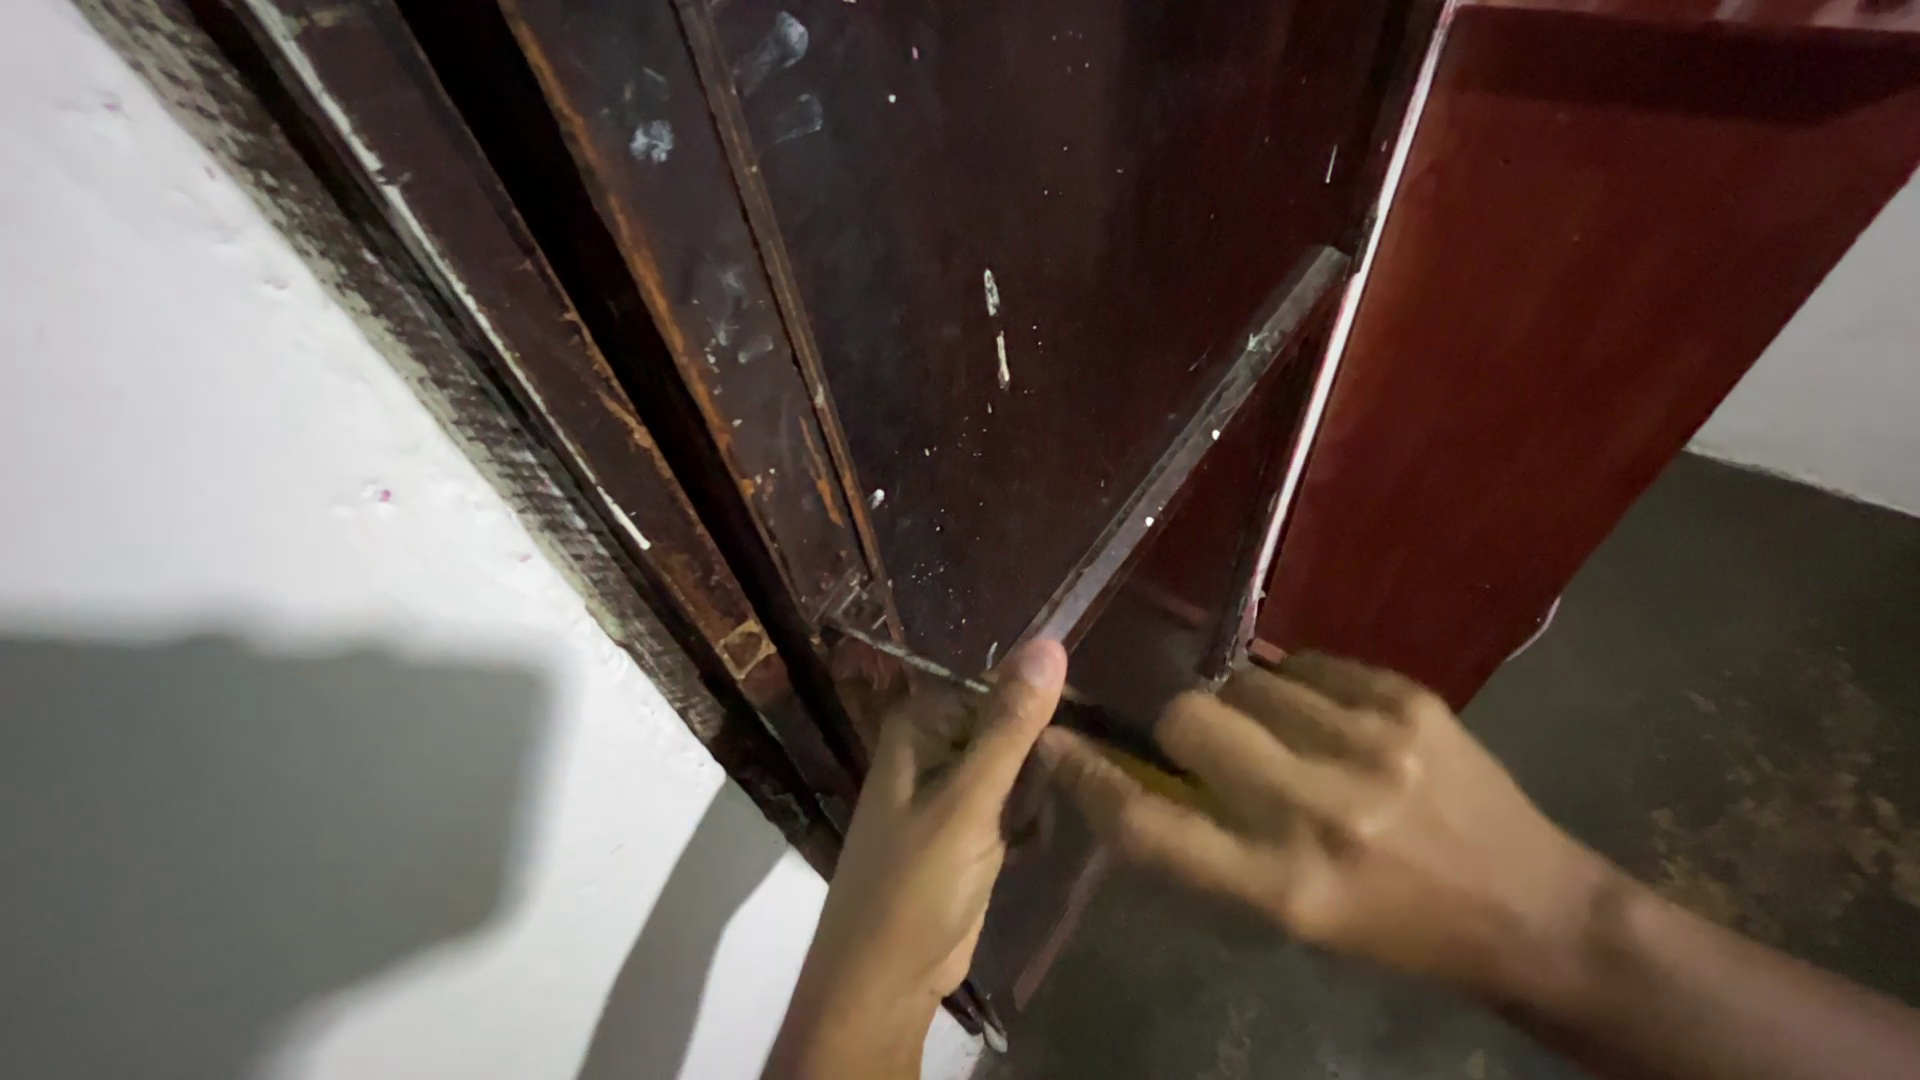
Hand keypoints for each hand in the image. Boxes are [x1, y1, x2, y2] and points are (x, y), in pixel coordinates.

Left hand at [767, 639, 1067, 1077]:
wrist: (884, 983)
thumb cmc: (914, 886)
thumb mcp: (968, 801)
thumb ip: (1010, 725)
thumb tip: (1050, 644)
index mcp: (920, 724)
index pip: (996, 684)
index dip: (1043, 698)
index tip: (1094, 715)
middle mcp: (933, 746)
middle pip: (1007, 722)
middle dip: (1046, 744)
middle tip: (1094, 759)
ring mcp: (952, 790)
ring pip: (1015, 762)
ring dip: (1045, 778)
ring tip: (1086, 786)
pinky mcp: (970, 828)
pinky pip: (1013, 799)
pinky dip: (1034, 809)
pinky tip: (1062, 816)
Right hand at [1040, 651, 1608, 1002]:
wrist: (1534, 911)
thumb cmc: (1390, 925)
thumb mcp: (1285, 911)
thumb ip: (1202, 841)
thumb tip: (1130, 763)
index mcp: (1279, 886)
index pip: (1146, 825)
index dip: (1086, 777)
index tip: (1056, 741)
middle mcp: (1317, 812)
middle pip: (1186, 719)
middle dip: (1183, 727)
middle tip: (1214, 747)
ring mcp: (1369, 745)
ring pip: (1243, 678)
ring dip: (1247, 704)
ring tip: (1290, 737)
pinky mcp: (1408, 699)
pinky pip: (1305, 661)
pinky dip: (1300, 686)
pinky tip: (1337, 722)